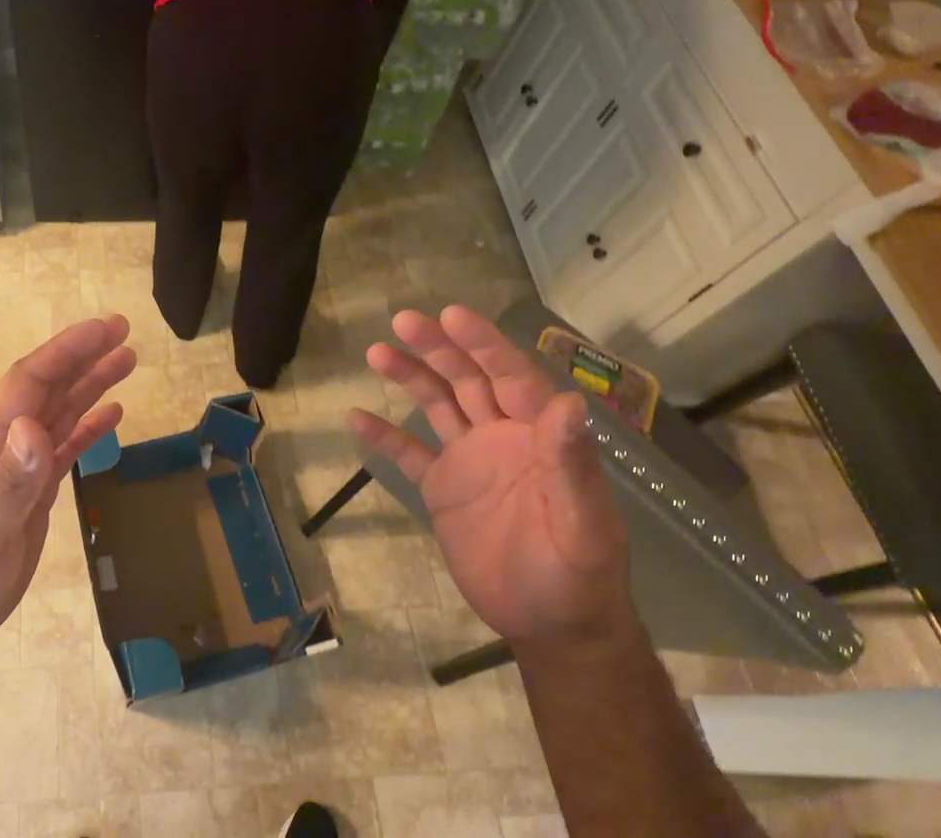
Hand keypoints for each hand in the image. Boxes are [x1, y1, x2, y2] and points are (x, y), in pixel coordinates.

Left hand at [0, 316, 137, 653]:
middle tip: (124, 330)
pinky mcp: (34, 490)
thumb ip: (11, 481)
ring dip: (91, 384)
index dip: (66, 351)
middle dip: (83, 356)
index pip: (31, 382)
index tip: (104, 329)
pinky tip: (113, 415)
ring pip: (60, 412)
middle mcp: (6, 444)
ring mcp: (21, 466)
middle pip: (48, 388)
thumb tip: (33, 425)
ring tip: (127, 360)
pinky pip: (65, 447)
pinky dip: (89, 427)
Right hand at [346, 306, 631, 645]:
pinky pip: (409, 454)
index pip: (510, 377)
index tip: (452, 315)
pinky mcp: (443, 489)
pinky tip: (356, 417)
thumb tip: (568, 403)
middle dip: (438, 348)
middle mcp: (503, 436)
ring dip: (410, 376)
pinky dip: (384, 436)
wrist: (549, 624)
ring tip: (377, 351)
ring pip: (438, 405)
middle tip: (403, 320)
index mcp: (540, 436)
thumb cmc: (578, 575)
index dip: (483, 344)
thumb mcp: (584, 524)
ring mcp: (470, 460)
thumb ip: (572, 465)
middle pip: (468, 380)